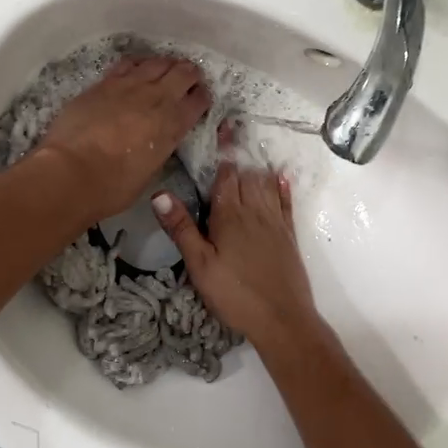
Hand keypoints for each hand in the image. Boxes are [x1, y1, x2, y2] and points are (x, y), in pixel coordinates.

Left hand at [35, 55, 211, 220]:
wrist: (71, 171)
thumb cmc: (113, 186)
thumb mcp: (149, 172)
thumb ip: (158, 149)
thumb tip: (156, 141)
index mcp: (173, 125)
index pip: (198, 101)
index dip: (202, 97)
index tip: (200, 98)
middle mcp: (157, 99)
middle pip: (183, 73)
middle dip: (189, 74)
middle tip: (189, 77)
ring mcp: (130, 86)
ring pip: (157, 63)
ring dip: (166, 64)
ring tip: (166, 68)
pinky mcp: (105, 83)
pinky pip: (128, 64)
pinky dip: (138, 64)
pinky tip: (137, 68)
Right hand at [152, 127, 325, 351]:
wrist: (283, 319)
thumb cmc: (235, 294)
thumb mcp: (199, 265)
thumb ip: (182, 228)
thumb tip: (159, 194)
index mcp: (229, 215)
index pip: (225, 175)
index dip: (222, 152)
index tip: (221, 128)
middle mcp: (254, 211)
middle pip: (246, 175)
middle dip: (239, 153)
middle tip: (233, 131)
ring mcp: (274, 222)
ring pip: (266, 184)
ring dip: (257, 165)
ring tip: (251, 148)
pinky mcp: (288, 236)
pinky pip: (285, 203)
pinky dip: (281, 187)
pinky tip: (279, 177)